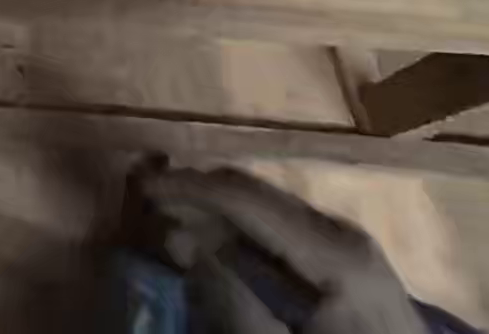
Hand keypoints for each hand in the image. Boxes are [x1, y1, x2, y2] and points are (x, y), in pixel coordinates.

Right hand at [141, 168, 426, 333]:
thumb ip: (232, 301)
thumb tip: (181, 240)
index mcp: (333, 251)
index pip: (244, 197)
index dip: (188, 187)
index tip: (142, 189)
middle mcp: (339, 232)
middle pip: (253, 193)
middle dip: (197, 193)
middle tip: (148, 202)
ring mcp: (345, 245)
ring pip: (263, 206)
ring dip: (214, 210)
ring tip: (171, 220)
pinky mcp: (345, 264)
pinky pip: (278, 231)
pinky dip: (239, 231)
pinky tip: (213, 243)